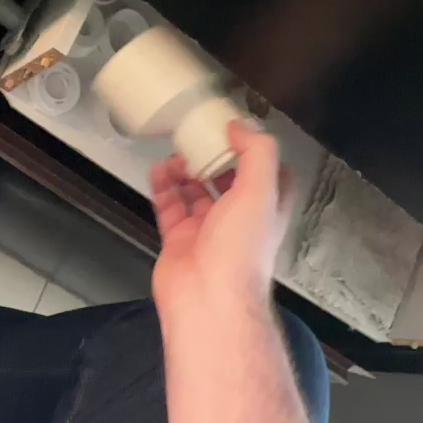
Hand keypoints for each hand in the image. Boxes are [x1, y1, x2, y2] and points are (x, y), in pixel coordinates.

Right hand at [151, 122, 291, 326]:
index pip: (266, 172)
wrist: (206, 296)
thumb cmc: (239, 248)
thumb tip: (241, 126)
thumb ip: (257, 152)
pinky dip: (163, 190)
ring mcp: (206, 231)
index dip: (252, 150)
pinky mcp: (179, 241)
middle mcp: (238, 219)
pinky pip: (169, 209)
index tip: (233, 130)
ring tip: (172, 155)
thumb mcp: (260, 190)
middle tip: (194, 138)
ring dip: (185, 172)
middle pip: (226, 180)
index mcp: (265, 208)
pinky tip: (157, 172)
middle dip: (211, 159)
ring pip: (195, 193)